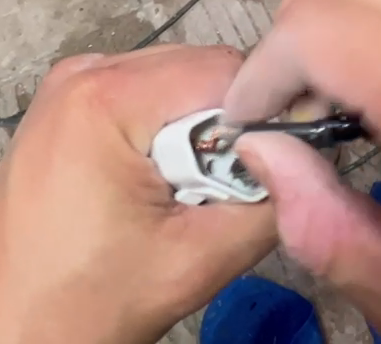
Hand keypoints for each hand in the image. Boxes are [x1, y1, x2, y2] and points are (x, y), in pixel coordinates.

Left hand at [0, 45, 275, 343]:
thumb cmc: (73, 312)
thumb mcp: (189, 264)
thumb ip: (265, 204)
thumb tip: (313, 159)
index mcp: (108, 96)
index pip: (226, 70)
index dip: (266, 113)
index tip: (283, 163)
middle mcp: (88, 68)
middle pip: (202, 68)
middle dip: (231, 124)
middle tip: (233, 187)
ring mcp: (72, 81)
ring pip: (179, 78)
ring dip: (202, 126)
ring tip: (190, 191)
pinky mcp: (67, 102)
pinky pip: (146, 93)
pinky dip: (168, 127)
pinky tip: (157, 180)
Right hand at [222, 0, 380, 342]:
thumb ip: (321, 226)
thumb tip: (263, 154)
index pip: (317, 26)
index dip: (260, 73)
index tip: (247, 130)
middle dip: (285, 37)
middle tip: (288, 117)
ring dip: (322, 30)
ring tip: (328, 114)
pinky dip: (360, 29)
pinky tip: (376, 101)